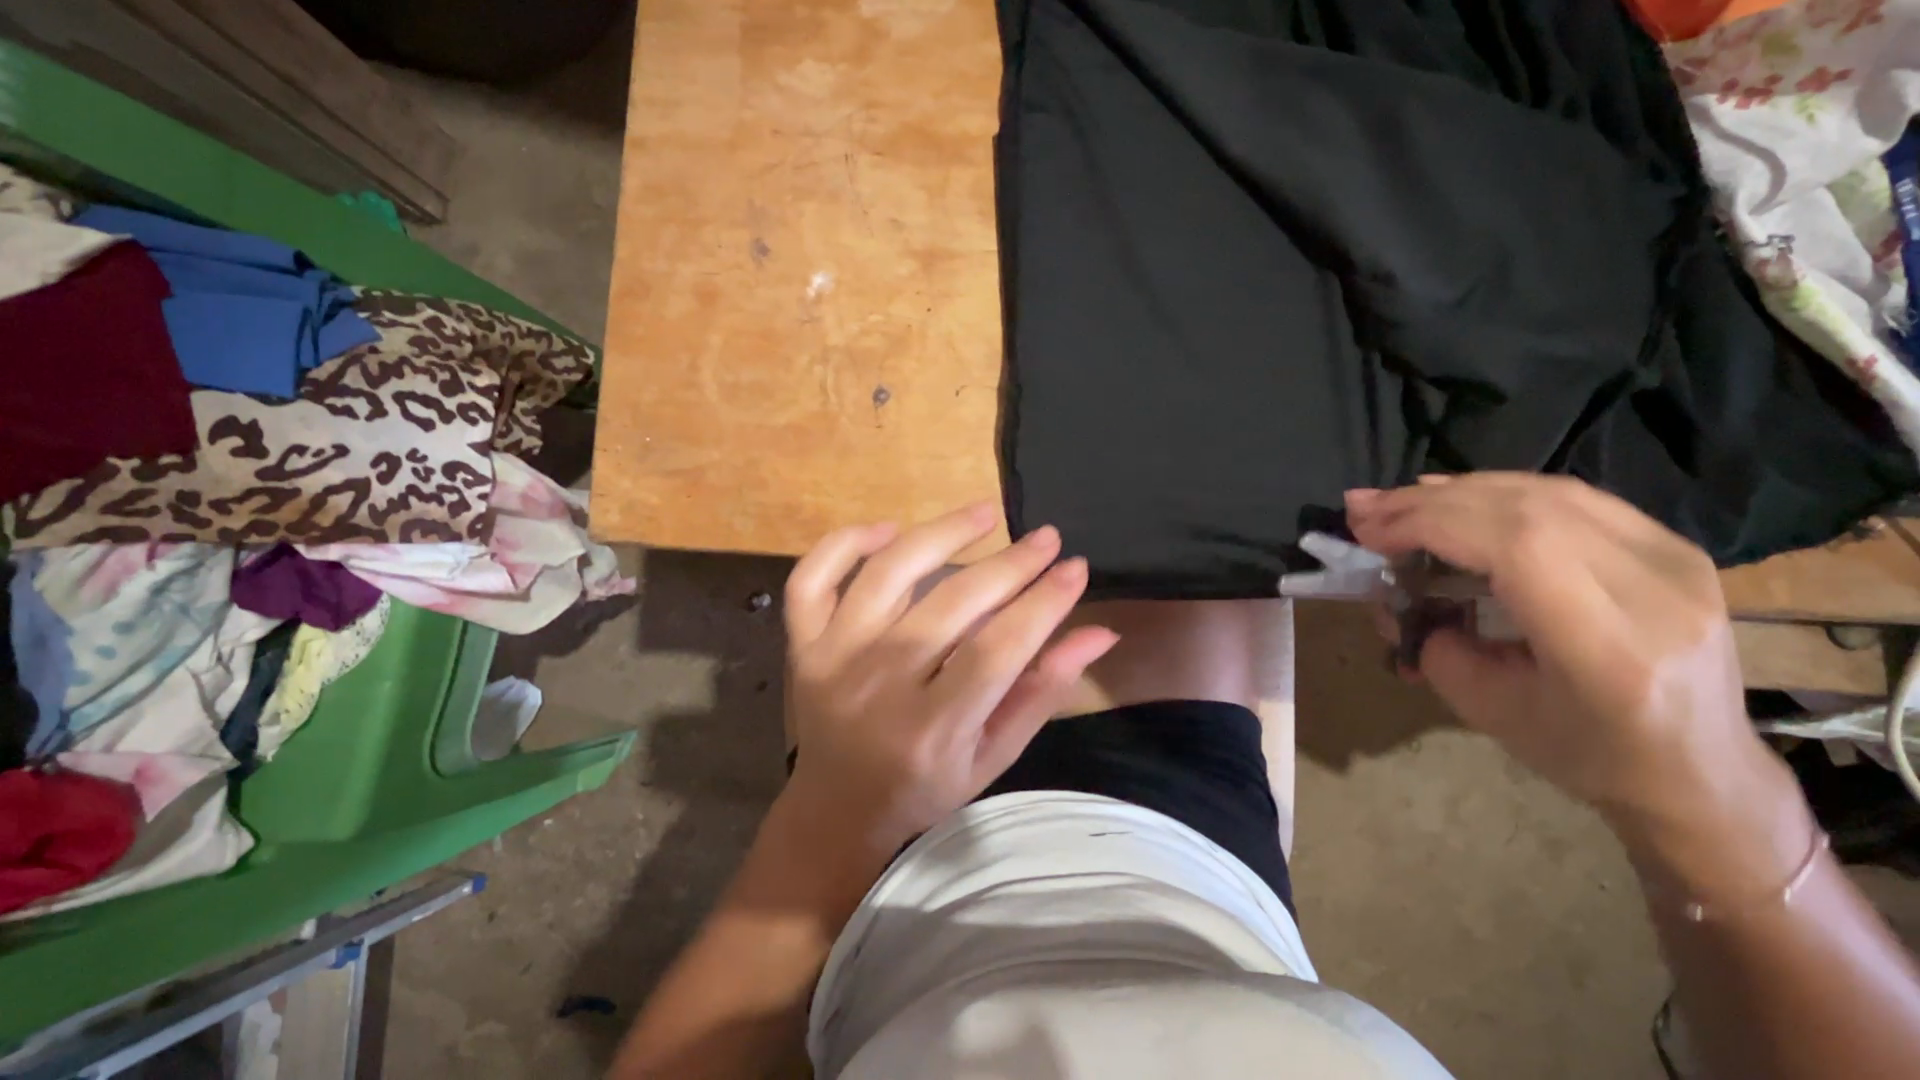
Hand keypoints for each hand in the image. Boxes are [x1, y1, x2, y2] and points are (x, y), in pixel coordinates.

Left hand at [778, 502, 1118, 856]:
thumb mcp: (993, 756)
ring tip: (984, 513)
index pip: (998, 649)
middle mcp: (879, 685)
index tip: (1075, 569)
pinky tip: (889, 530)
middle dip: (1010, 565)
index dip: (1042, 604)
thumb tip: (1099, 633)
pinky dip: (845, 544)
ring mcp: (833, 658)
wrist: (837, 809)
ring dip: (940, 533)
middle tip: (1046, 538)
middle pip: (951, 603)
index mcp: (933, 728)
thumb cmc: (926, 787)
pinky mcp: (803, 643)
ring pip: (887, 573)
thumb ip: (1041, 693)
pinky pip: (813, 578)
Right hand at [1344, 473, 1765, 827]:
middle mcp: (1654, 591)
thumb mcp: (1490, 712)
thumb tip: (1391, 591)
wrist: (1698, 771)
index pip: (1518, 546)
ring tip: (1398, 500)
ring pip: (1550, 493)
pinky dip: (1504, 492)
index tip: (1369, 533)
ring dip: (1462, 490)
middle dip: (1433, 503)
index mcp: (1610, 648)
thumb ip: (1435, 645)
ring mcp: (1675, 560)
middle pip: (1530, 509)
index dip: (1433, 524)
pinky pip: (1574, 498)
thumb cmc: (1587, 755)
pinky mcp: (1674, 546)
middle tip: (1364, 509)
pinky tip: (1458, 495)